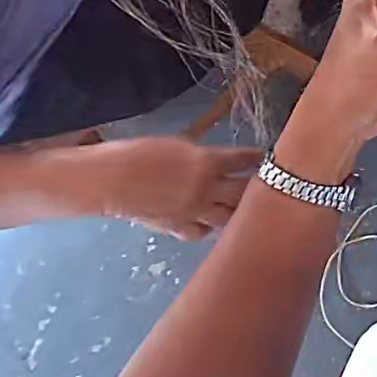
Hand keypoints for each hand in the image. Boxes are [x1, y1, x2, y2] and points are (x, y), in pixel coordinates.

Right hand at [76, 137, 256, 239]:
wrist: (107, 180)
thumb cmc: (139, 153)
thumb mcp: (180, 144)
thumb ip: (205, 155)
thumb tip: (221, 160)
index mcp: (209, 161)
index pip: (246, 159)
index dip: (259, 158)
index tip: (269, 157)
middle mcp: (207, 188)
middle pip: (245, 191)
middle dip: (259, 187)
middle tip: (268, 183)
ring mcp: (193, 211)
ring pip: (229, 216)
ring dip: (239, 210)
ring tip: (248, 206)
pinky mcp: (177, 227)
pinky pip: (202, 232)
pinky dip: (209, 228)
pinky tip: (213, 222)